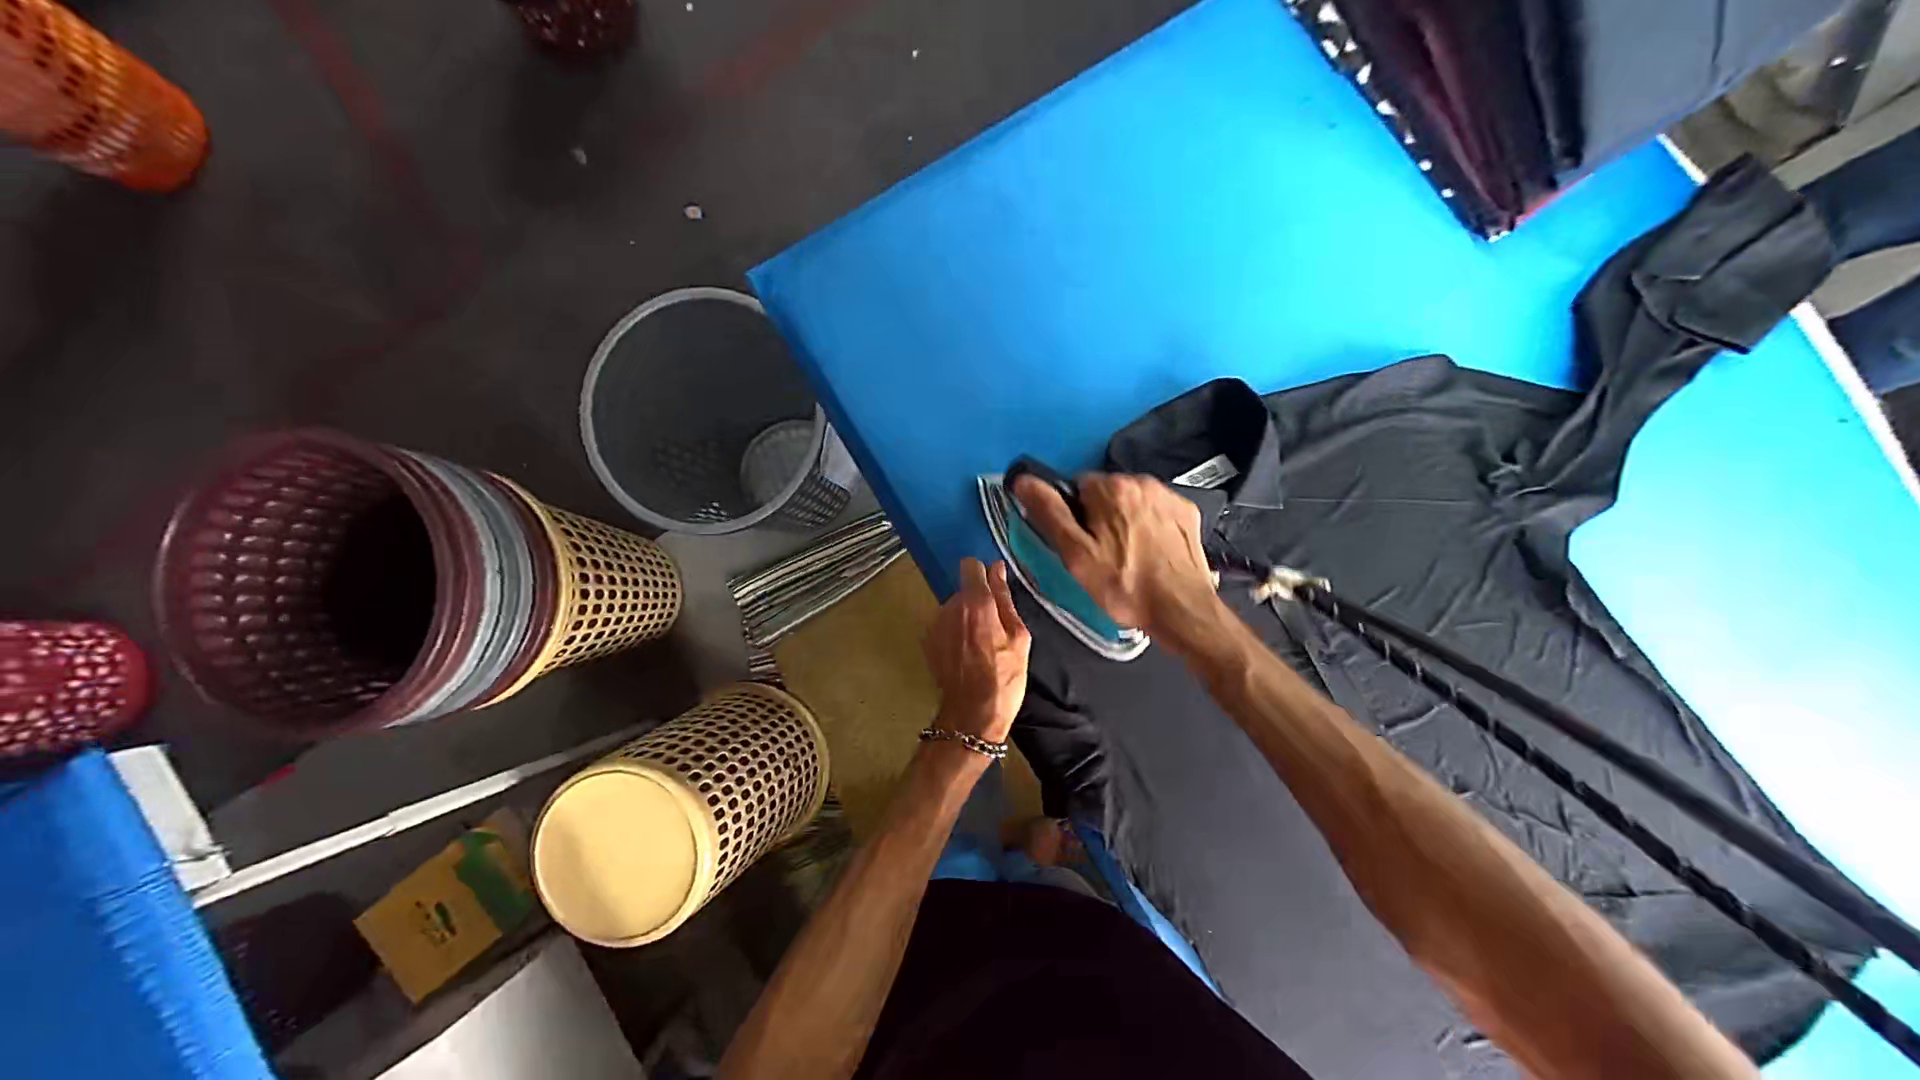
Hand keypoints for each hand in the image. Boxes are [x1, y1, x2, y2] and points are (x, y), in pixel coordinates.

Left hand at [922, 558, 1030, 743]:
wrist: (972, 714)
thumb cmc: (1004, 677)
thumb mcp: (1018, 637)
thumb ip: (1005, 599)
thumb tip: (997, 570)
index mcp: (976, 602)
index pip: (971, 566)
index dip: (983, 573)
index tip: (992, 585)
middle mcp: (950, 607)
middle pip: (963, 590)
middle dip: (977, 602)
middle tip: (994, 629)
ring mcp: (935, 624)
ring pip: (953, 609)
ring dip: (965, 619)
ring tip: (981, 646)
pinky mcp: (927, 641)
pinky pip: (944, 626)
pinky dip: (954, 634)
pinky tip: (966, 655)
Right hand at [1012, 471, 1221, 637]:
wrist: (1181, 610)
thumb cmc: (1124, 585)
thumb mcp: (1076, 554)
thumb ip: (1049, 512)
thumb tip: (1023, 481)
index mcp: (1111, 488)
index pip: (1077, 487)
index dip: (1074, 515)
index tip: (1080, 542)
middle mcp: (1142, 482)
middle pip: (1106, 492)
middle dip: (1100, 516)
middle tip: (1103, 553)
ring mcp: (1169, 496)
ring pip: (1132, 501)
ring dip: (1126, 520)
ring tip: (1129, 556)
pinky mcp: (1188, 512)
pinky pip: (1157, 510)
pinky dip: (1151, 525)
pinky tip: (1152, 552)